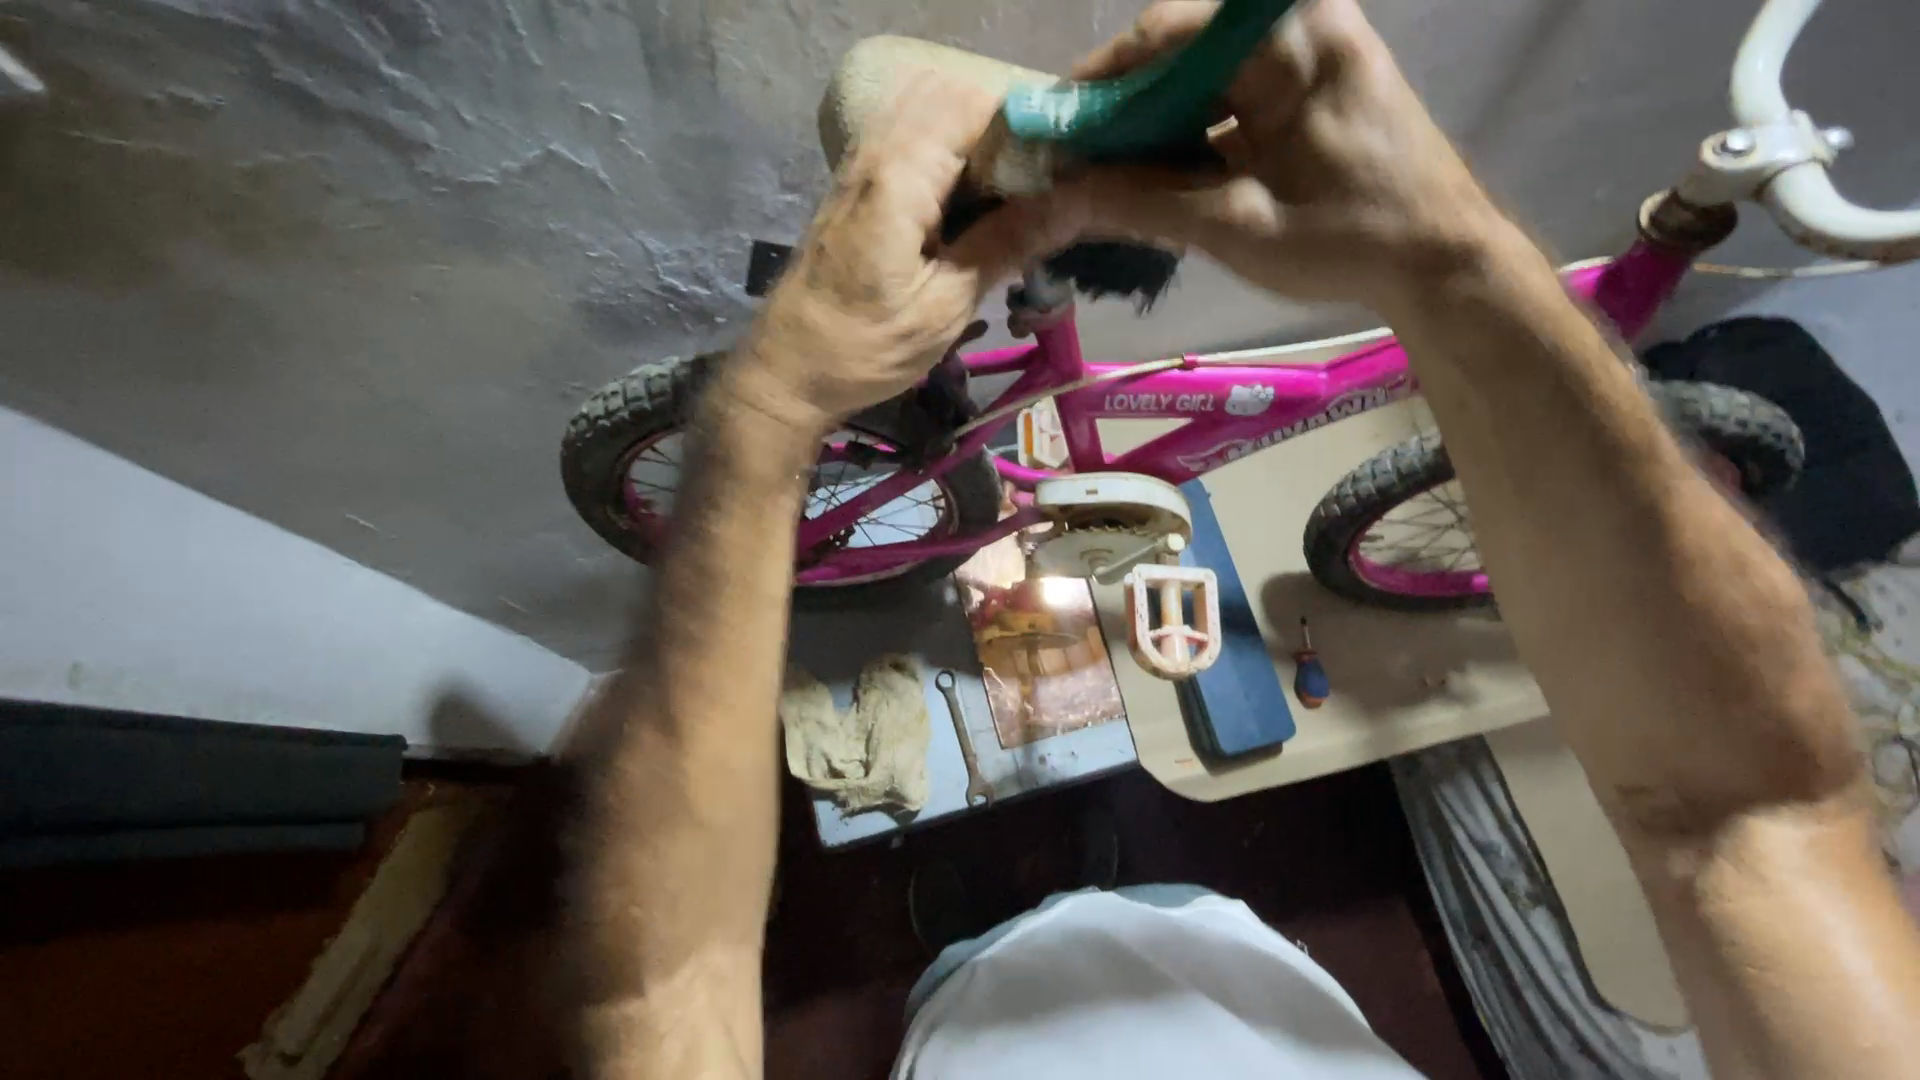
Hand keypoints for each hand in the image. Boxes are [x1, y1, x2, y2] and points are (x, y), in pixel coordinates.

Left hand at [735, 75, 1081, 434]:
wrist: (788, 374)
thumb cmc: (865, 349)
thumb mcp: (944, 307)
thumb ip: (1006, 243)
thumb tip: (1072, 201)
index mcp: (899, 177)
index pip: (975, 102)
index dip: (1026, 125)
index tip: (1058, 170)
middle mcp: (874, 154)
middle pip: (951, 96)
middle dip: (1001, 130)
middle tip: (1032, 187)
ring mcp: (858, 168)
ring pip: (927, 117)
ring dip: (972, 145)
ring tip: (1004, 200)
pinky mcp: (854, 190)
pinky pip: (907, 145)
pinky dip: (944, 160)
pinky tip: (964, 211)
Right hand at [1067, 0, 1508, 311]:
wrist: (1439, 260)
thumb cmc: (1347, 237)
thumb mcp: (1236, 226)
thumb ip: (1144, 205)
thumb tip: (1062, 194)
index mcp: (1290, 38)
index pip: (1167, 36)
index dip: (1099, 83)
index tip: (1050, 128)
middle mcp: (1296, 29)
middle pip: (1180, 59)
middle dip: (1120, 114)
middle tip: (1069, 164)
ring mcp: (1303, 61)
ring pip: (1198, 86)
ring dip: (1149, 133)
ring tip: (1098, 179)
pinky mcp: (1303, 96)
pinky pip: (1225, 108)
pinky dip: (1186, 145)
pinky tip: (1151, 182)